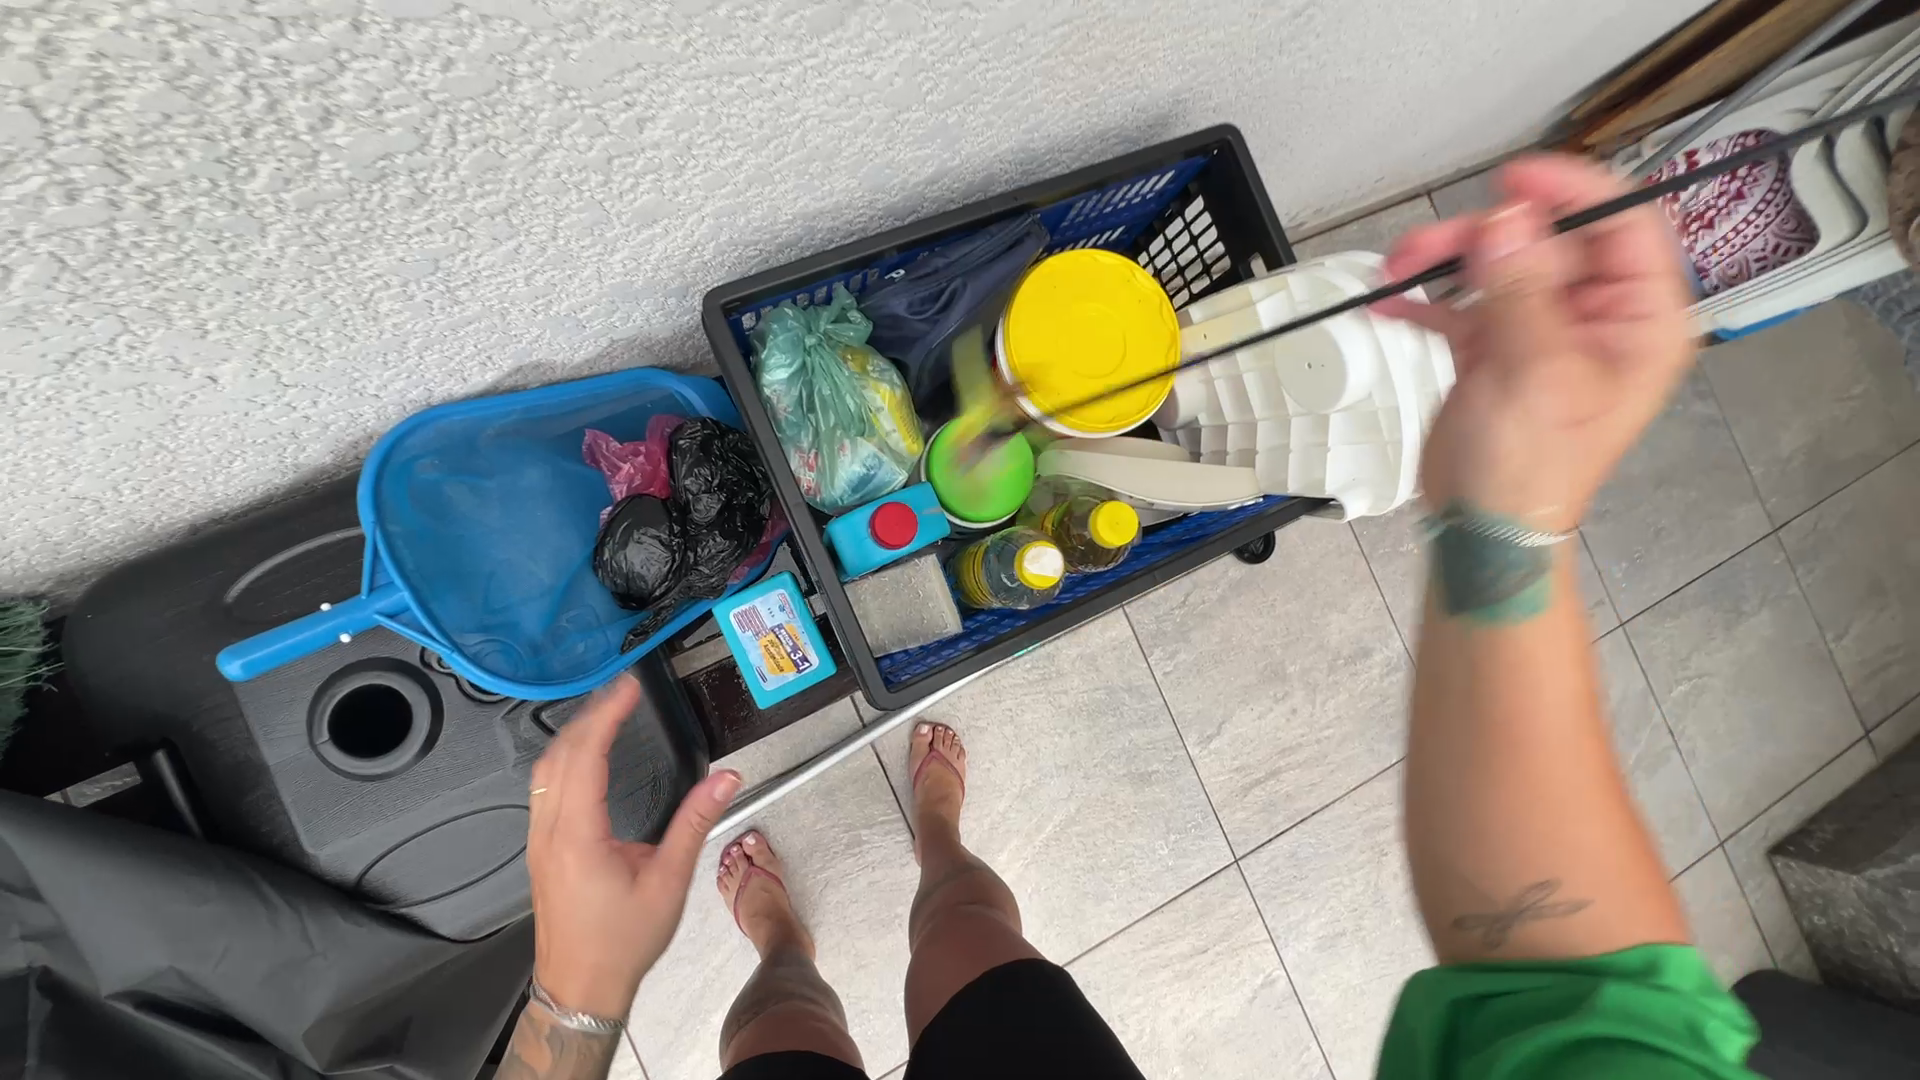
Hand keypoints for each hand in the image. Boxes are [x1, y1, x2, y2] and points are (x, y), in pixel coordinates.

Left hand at [526, 673, 742, 1017]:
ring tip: (604, 713)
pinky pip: (544, 789)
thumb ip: (696, 821)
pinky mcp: (541, 852)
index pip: (585, 756)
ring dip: (572, 735)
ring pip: (544, 772)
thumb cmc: (622, 941)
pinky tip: (583, 757)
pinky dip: (564, 758)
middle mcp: (550, 833)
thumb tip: (727, 777)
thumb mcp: (669, 880)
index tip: (628, 688)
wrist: (580, 990)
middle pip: (558, 756)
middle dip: (589, 715)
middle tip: (621, 691)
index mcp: (578, 835)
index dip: (606, 715)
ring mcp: (539, 843)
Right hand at [1374, 155, 1694, 531]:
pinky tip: (1388, 304)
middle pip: (1542, 245)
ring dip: (1443, 265)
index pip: (1620, 227)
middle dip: (1480, 238)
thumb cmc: (1529, 464)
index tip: (1510, 179)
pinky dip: (1423, 304)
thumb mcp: (1534, 373)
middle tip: (1420, 245)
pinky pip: (1459, 310)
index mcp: (1636, 319)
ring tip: (1393, 271)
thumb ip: (1521, 292)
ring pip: (1494, 272)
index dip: (1571, 193)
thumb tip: (1505, 220)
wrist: (1483, 526)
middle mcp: (1592, 317)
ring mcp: (1537, 334)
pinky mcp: (1490, 354)